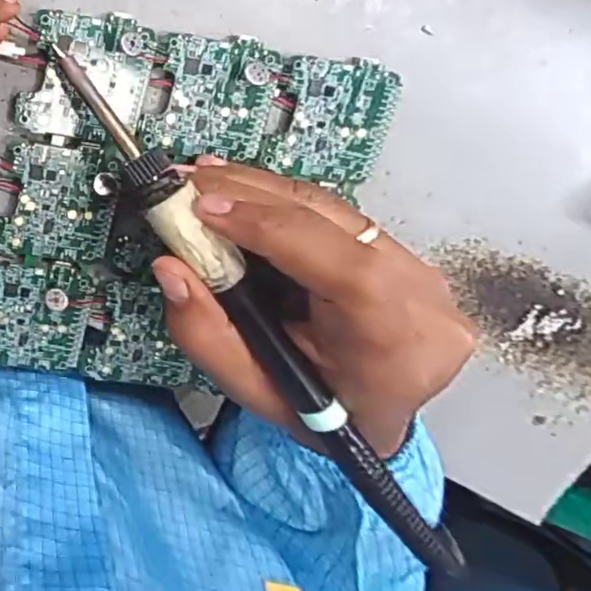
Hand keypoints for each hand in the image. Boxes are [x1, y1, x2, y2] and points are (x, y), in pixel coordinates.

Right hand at [152, 159, 474, 456]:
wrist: (368, 413)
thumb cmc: (314, 410)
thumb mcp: (249, 387)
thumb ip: (204, 333)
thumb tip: (170, 267)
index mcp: (397, 346)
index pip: (347, 273)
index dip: (272, 230)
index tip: (204, 208)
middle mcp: (421, 299)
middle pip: (331, 223)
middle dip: (248, 196)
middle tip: (183, 182)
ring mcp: (415, 267)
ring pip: (325, 206)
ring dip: (254, 186)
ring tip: (198, 177)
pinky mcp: (392, 247)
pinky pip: (326, 208)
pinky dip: (271, 193)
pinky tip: (230, 184)